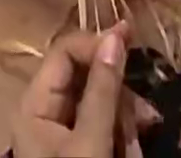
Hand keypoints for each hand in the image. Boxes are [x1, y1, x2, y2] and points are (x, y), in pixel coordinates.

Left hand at [10, 22, 155, 157]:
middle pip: (88, 74)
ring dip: (126, 122)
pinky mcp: (82, 150)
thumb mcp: (90, 145)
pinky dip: (124, 138)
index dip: (97, 42)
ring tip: (138, 147)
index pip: (66, 50)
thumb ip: (103, 89)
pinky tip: (133, 152)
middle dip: (120, 96)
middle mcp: (47, 111)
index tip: (132, 41)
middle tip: (146, 119)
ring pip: (103, 100)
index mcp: (35, 104)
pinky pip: (107, 126)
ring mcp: (64, 132)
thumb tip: (116, 33)